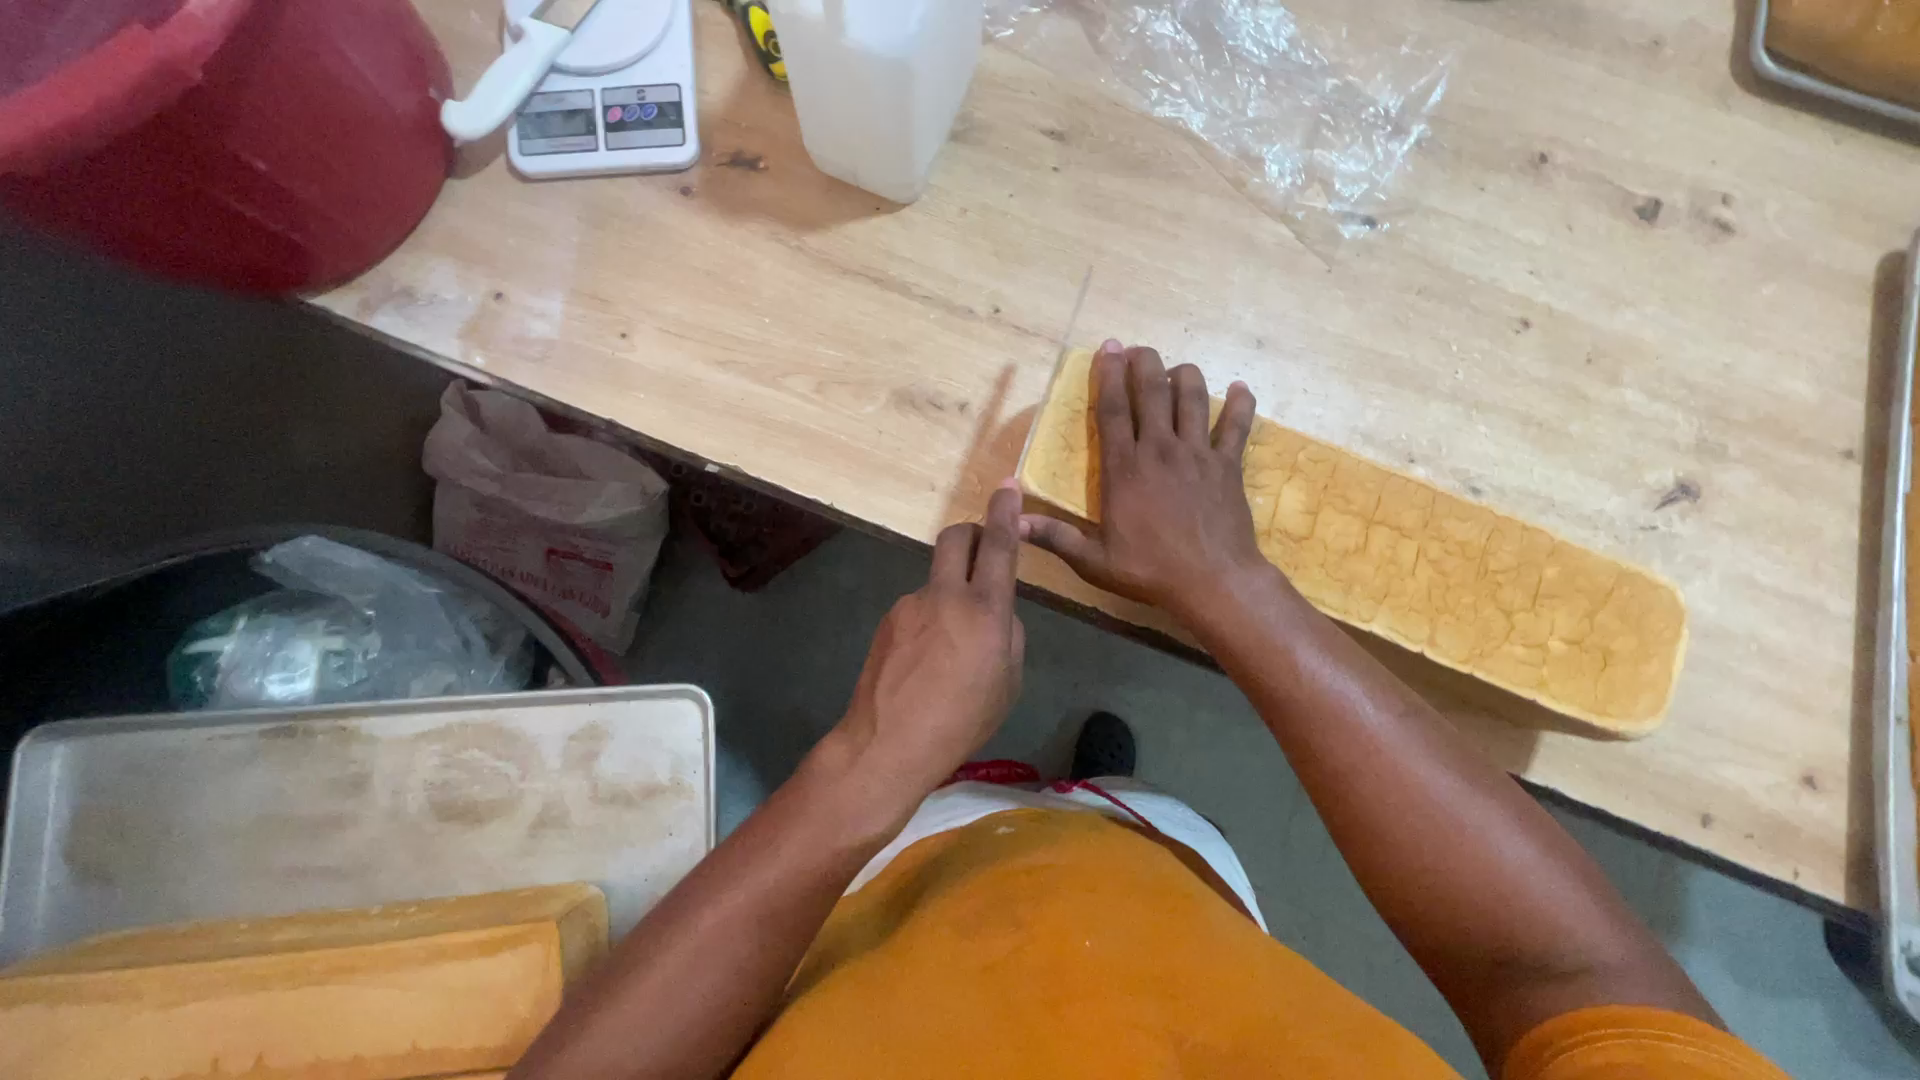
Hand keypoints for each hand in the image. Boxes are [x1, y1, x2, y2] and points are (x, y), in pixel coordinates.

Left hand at [830, 482, 1026, 812]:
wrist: (888, 743)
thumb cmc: (962, 721)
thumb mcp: (1009, 681)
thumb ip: (1009, 634)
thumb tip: (997, 612)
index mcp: (985, 610)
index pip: (998, 546)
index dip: (1006, 512)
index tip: (1008, 486)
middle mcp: (944, 595)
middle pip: (956, 537)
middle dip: (972, 531)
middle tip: (983, 549)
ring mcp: (909, 604)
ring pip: (937, 579)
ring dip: (950, 593)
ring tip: (952, 648)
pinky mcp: (888, 620)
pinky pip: (918, 608)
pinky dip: (930, 620)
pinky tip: (926, 661)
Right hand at [1022, 339, 1275, 627]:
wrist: (1213, 581)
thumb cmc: (1149, 571)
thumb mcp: (1093, 561)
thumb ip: (1054, 537)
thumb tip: (1014, 521)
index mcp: (1124, 468)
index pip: (1113, 410)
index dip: (1109, 375)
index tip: (1108, 348)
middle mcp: (1160, 450)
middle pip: (1153, 391)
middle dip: (1145, 363)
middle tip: (1139, 349)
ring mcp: (1198, 454)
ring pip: (1193, 398)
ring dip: (1185, 376)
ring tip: (1178, 369)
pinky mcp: (1228, 465)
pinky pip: (1237, 426)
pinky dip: (1240, 404)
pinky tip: (1239, 388)